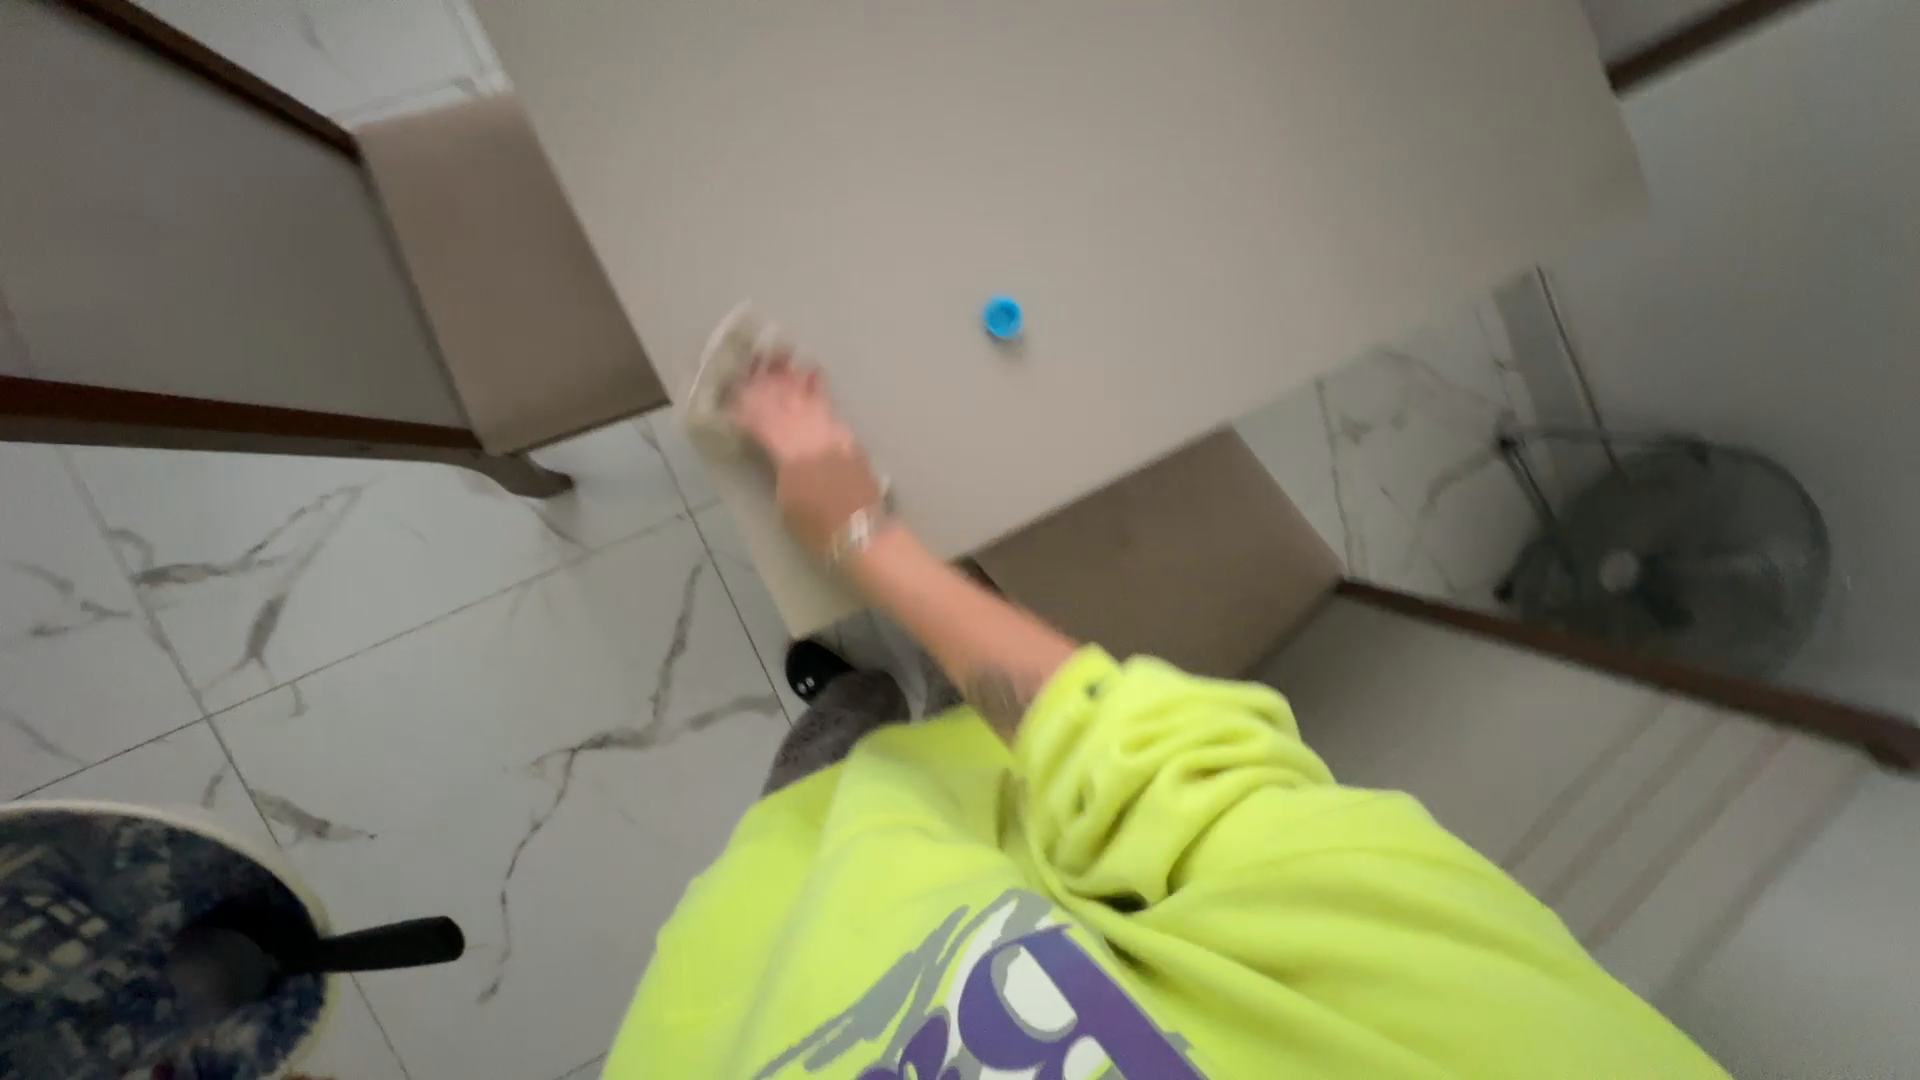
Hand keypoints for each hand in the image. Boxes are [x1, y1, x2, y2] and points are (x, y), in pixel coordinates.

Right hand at [728, 347, 885, 560]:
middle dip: (766, 381)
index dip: (743, 406)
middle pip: (784, 402)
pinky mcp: (851, 441)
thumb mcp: (785, 504)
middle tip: (751, 359)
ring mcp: (835, 435)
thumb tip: (770, 448)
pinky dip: (818, 391)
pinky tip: (813, 375)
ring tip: (780, 355)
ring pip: (808, 399)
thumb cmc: (819, 531)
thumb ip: (776, 469)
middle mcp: (813, 436)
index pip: (760, 421)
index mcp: (791, 454)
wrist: (865, 537)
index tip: (728, 392)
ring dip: (792, 377)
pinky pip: (830, 409)